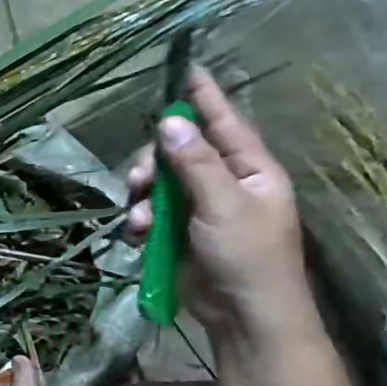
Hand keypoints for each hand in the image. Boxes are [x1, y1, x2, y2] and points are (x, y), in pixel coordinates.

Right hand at [122, 67, 319, 352]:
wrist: (242, 315)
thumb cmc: (247, 256)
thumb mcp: (224, 204)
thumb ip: (196, 163)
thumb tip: (171, 123)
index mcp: (251, 170)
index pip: (225, 123)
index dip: (205, 99)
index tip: (186, 71)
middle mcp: (225, 183)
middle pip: (179, 154)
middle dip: (153, 164)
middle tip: (139, 179)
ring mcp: (199, 210)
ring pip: (158, 186)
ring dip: (141, 199)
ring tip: (137, 219)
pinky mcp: (178, 234)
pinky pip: (150, 215)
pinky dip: (138, 223)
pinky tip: (135, 236)